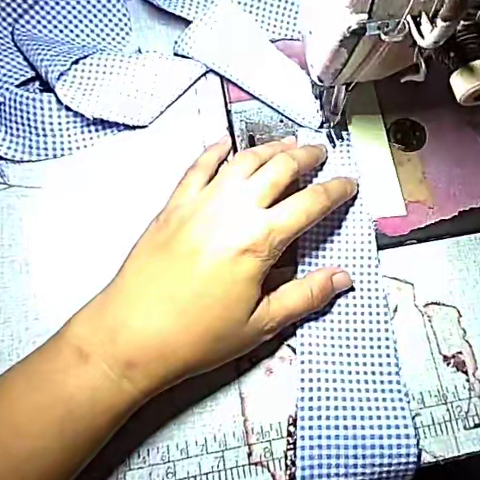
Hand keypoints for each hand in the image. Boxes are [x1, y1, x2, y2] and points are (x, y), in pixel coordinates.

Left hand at [60, 137, 358, 400]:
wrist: (131, 332)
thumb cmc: (196, 336)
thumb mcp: (259, 325)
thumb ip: (304, 296)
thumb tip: (342, 278)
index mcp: (259, 240)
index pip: (310, 203)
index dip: (335, 190)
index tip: (348, 183)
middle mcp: (232, 210)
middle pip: (278, 169)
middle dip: (305, 156)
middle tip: (320, 154)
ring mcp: (200, 202)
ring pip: (242, 161)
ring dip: (268, 148)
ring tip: (286, 143)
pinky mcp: (173, 204)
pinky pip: (198, 167)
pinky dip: (215, 150)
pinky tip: (226, 143)